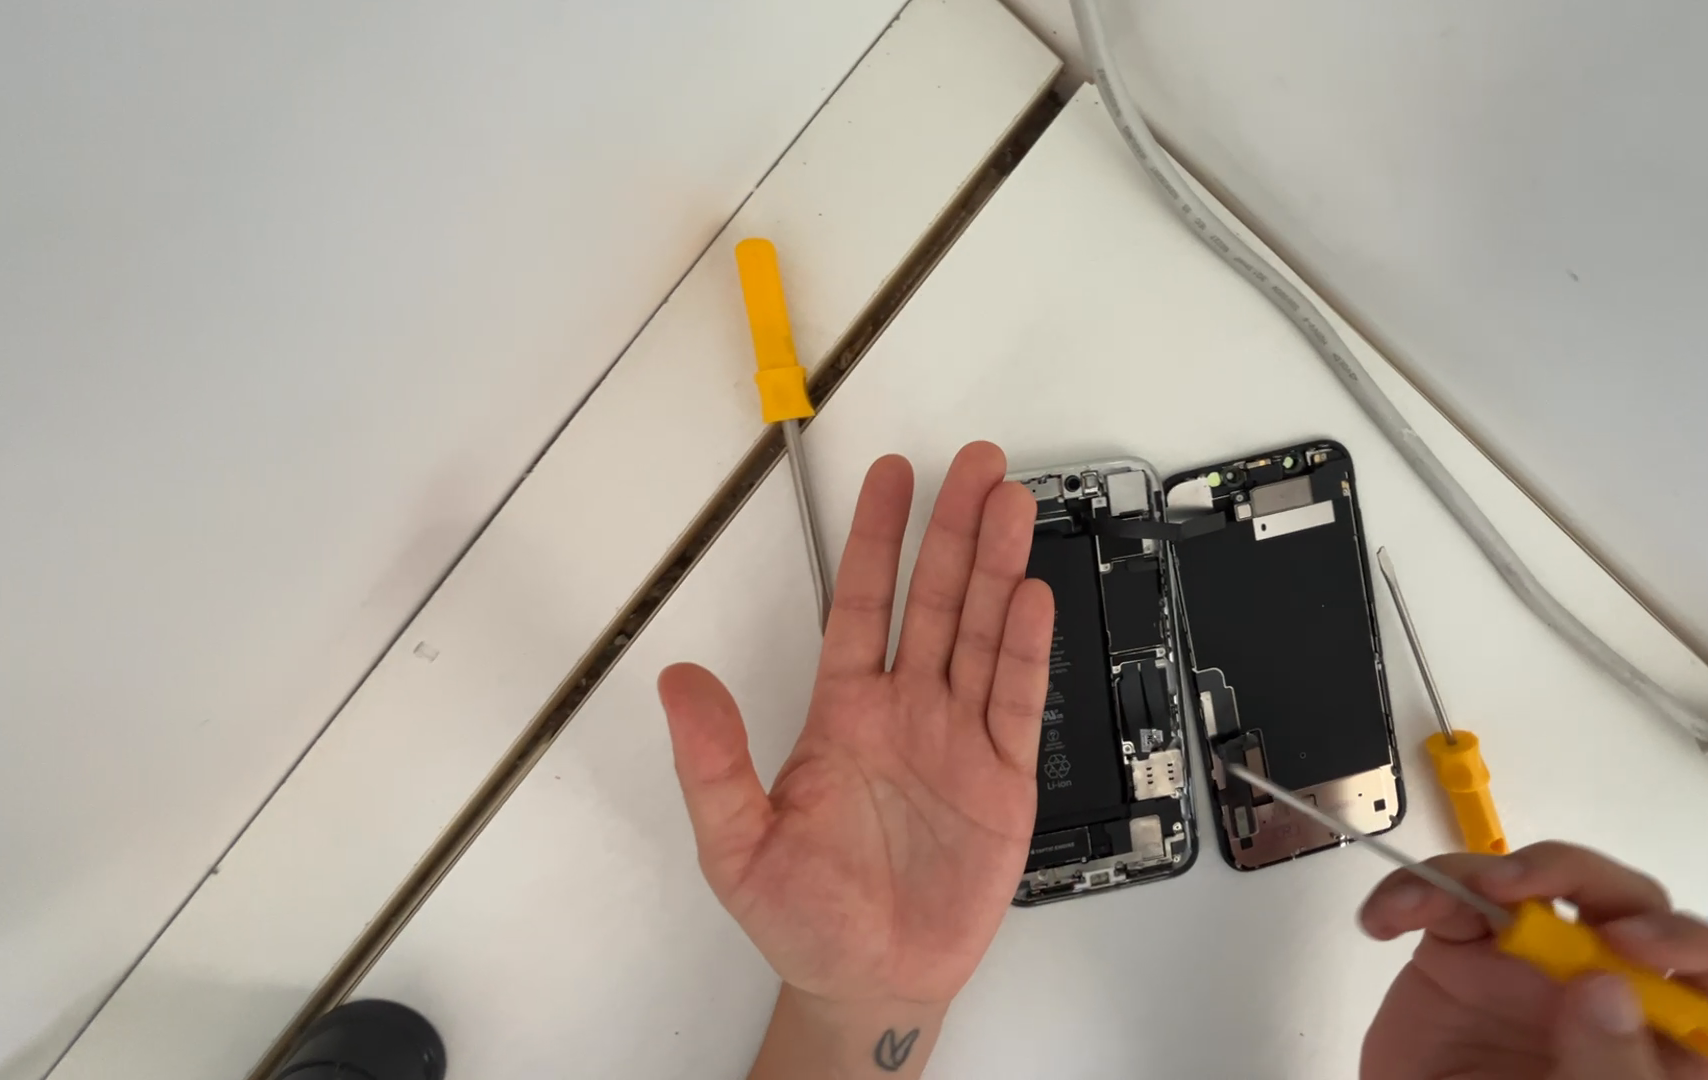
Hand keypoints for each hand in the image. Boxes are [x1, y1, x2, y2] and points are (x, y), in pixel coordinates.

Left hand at [659, 442, 1053, 1074]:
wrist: (872, 976)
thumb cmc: (804, 912)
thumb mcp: (737, 843)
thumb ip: (712, 761)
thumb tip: (677, 680)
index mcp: (845, 707)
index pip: (862, 602)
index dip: (875, 537)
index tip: (890, 475)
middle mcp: (907, 705)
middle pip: (935, 599)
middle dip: (953, 529)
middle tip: (974, 465)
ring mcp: (959, 734)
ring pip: (981, 634)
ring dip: (996, 569)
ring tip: (1010, 507)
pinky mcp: (1003, 775)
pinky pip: (1016, 700)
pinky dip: (1024, 650)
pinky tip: (1030, 599)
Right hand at [1358, 842, 1707, 1079]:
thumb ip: (1609, 1071)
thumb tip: (1606, 982)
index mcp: (1667, 1050)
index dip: (1697, 948)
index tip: (1630, 940)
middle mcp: (1607, 994)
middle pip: (1621, 901)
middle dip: (1566, 872)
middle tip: (1509, 884)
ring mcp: (1527, 966)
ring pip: (1524, 881)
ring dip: (1466, 875)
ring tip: (1415, 905)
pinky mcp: (1456, 951)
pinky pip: (1440, 897)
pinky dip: (1406, 893)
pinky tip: (1380, 921)